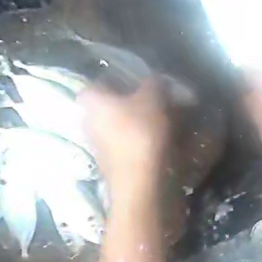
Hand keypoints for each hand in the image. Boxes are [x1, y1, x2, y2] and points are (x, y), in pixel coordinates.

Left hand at [80, 78, 169, 195]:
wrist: (140, 183)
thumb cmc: (140, 133)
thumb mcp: (152, 98)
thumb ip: (154, 83)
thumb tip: (156, 78)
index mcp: (91, 102)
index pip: (98, 83)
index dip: (118, 80)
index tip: (139, 81)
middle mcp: (89, 123)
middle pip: (114, 107)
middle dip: (136, 104)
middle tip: (161, 100)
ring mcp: (100, 147)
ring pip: (124, 128)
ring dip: (145, 124)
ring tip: (173, 121)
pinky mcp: (114, 166)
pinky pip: (132, 146)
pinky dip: (148, 142)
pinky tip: (170, 141)